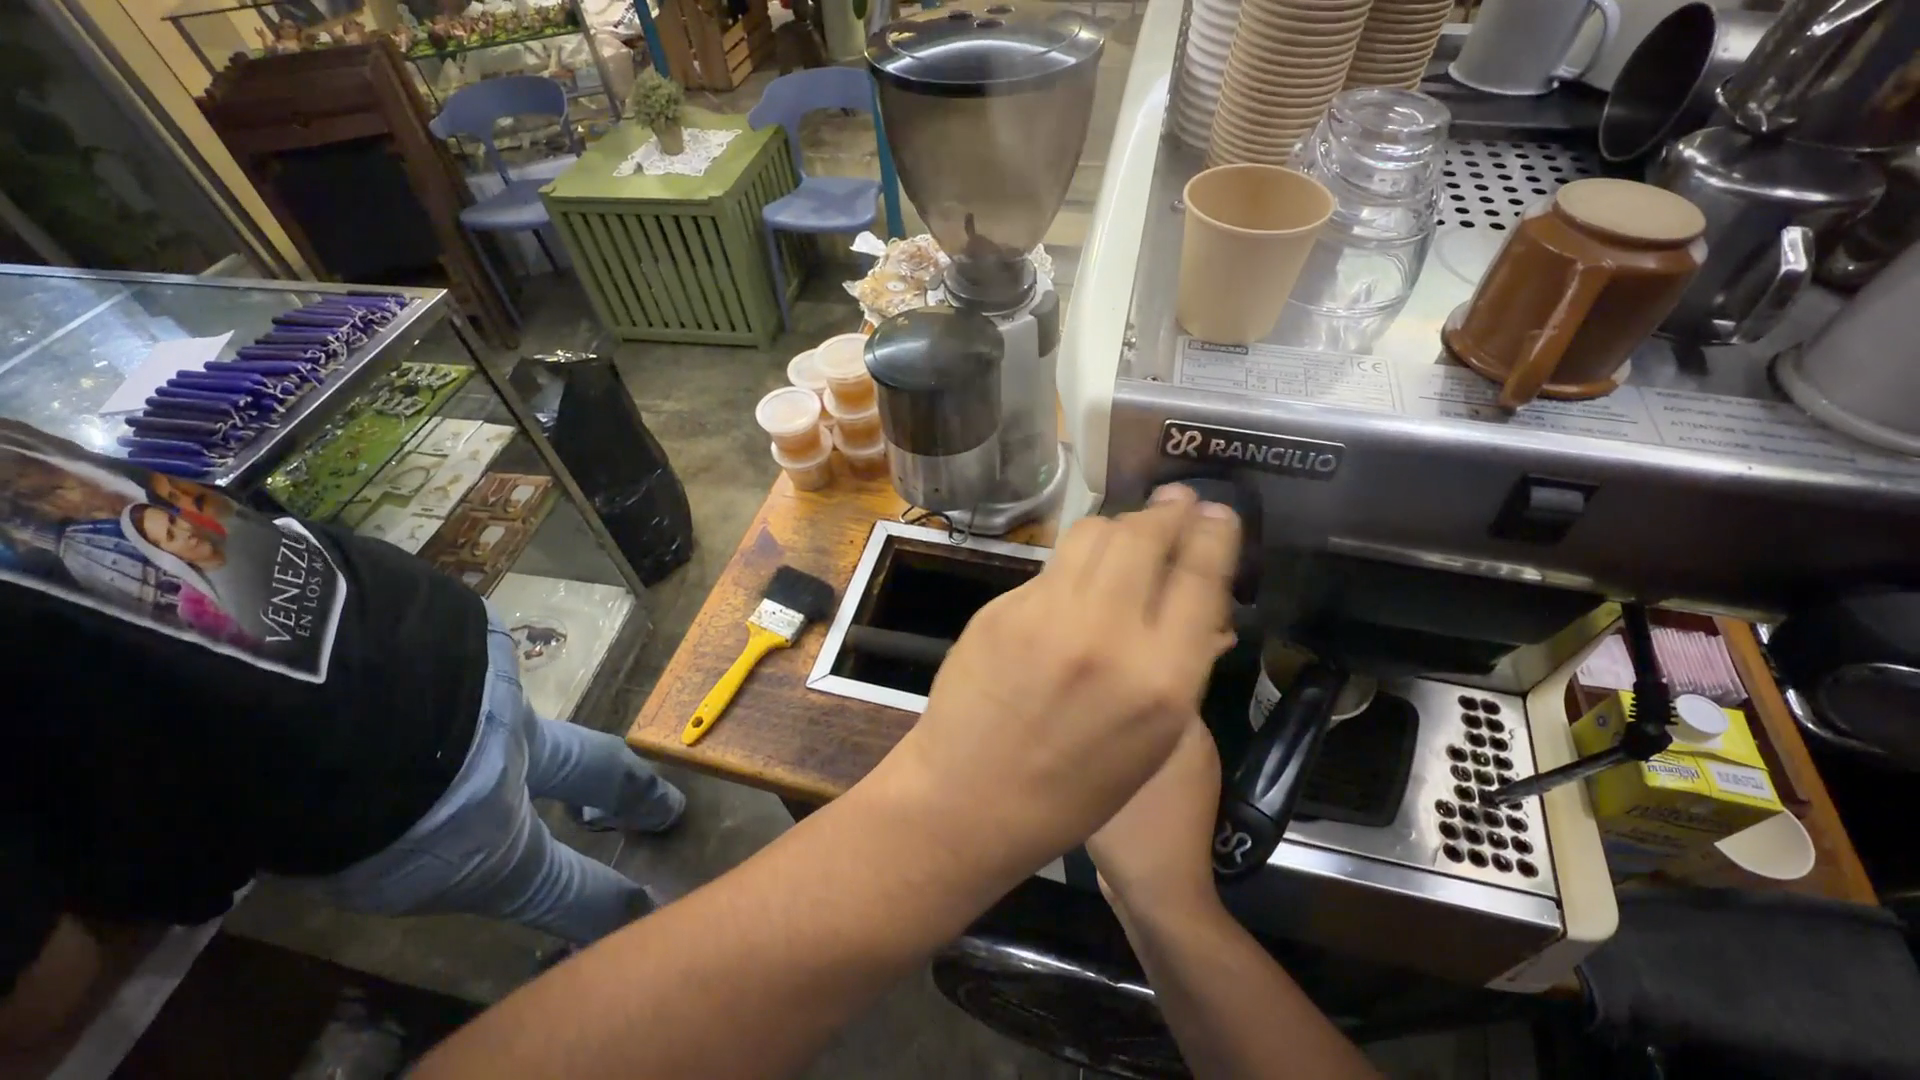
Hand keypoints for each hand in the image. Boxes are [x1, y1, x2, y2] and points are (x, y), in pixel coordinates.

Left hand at [872, 485, 1240, 884]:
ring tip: (1131, 528)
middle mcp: (1108, 635)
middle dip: (1168, 512)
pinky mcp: (1003, 608)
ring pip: (1095, 534)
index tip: (1219, 513)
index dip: (1214, 536)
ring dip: (1121, 523)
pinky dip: (1076, 561)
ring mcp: (1048, 615)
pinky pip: (1053, 565)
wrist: (970, 799)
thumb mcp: (1153, 743)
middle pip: (1146, 537)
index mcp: (1161, 680)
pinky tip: (1081, 570)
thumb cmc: (1074, 792)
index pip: (1200, 579)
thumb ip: (1179, 666)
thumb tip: (1199, 609)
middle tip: (1178, 501)